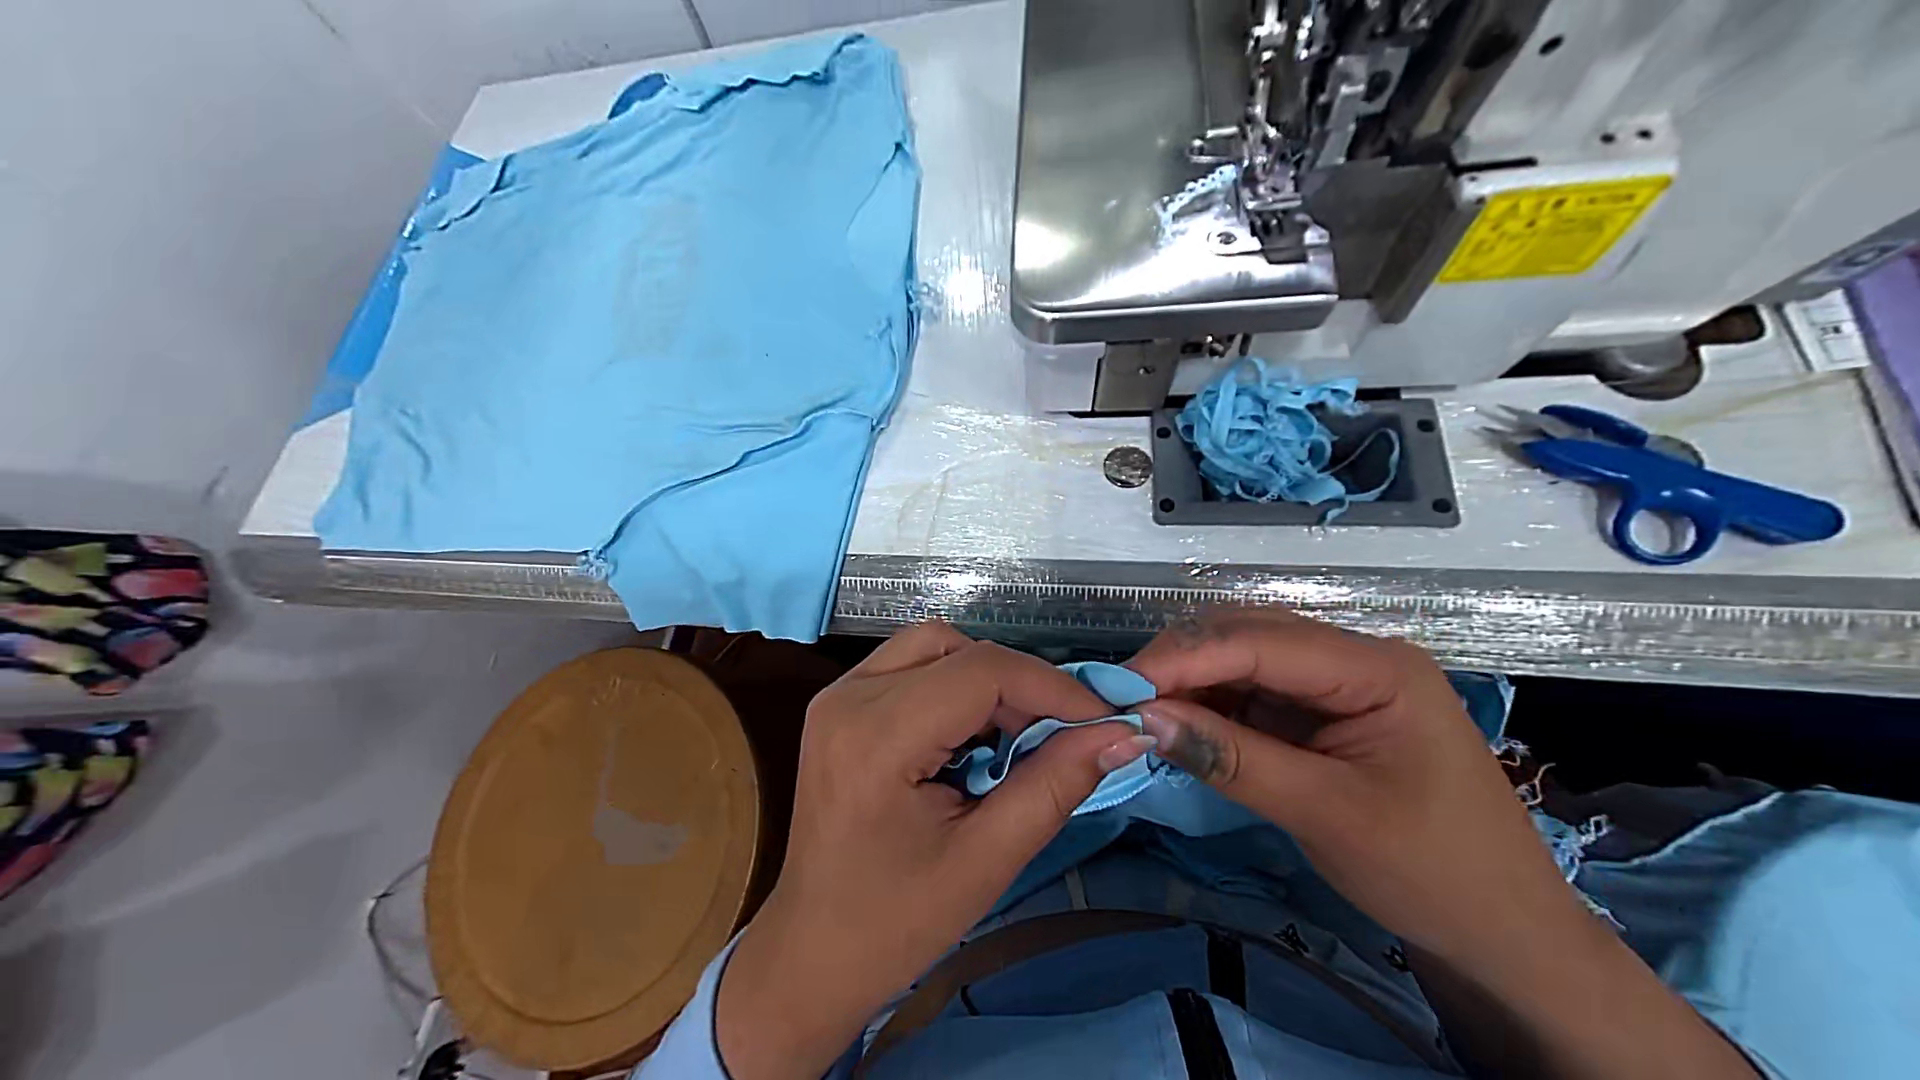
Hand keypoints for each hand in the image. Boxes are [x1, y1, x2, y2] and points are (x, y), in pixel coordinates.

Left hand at [716, 623, 1153, 1079]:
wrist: (812, 953)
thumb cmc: (896, 922)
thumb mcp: (987, 860)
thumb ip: (1056, 785)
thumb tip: (1120, 734)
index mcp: (875, 737)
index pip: (981, 670)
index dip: (1051, 685)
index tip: (1102, 718)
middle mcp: (848, 697)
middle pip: (955, 647)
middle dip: (1017, 684)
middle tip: (1054, 736)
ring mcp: (837, 696)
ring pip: (934, 647)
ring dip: (986, 681)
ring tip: (1011, 742)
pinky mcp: (840, 705)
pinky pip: (912, 667)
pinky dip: (955, 690)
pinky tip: (970, 742)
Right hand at [1126, 610, 1574, 963]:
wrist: (1505, 933)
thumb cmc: (1433, 872)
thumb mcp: (1326, 814)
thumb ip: (1232, 759)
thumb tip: (1146, 718)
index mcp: (1377, 667)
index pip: (1260, 642)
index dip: (1184, 658)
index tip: (1121, 687)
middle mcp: (1355, 658)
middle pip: (1249, 636)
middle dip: (1182, 663)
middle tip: (1121, 699)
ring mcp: (1338, 684)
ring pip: (1244, 661)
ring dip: (1191, 683)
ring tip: (1142, 712)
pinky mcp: (1322, 713)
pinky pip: (1252, 694)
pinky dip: (1211, 707)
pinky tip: (1181, 724)